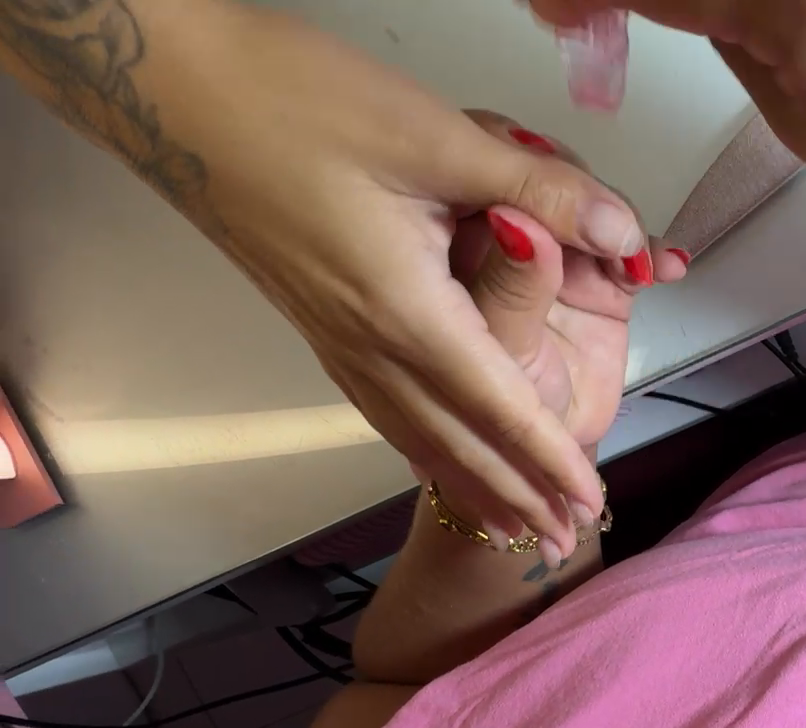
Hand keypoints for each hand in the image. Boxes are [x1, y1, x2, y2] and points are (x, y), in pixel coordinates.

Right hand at [142, 3, 684, 555]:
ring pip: (417, 436)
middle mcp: (369, 344)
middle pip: (459, 444)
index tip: (590, 503)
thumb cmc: (291, 96)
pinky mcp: (319, 319)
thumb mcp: (437, 137)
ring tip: (512, 531)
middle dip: (517, 497)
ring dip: (472, 487)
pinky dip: (424, 451)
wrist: (149, 72)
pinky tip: (436, 463)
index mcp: (407, 314)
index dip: (550, 460)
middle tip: (560, 545)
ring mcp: (336, 338)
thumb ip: (540, 195)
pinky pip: (384, 410)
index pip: (501, 411)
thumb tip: (624, 237)